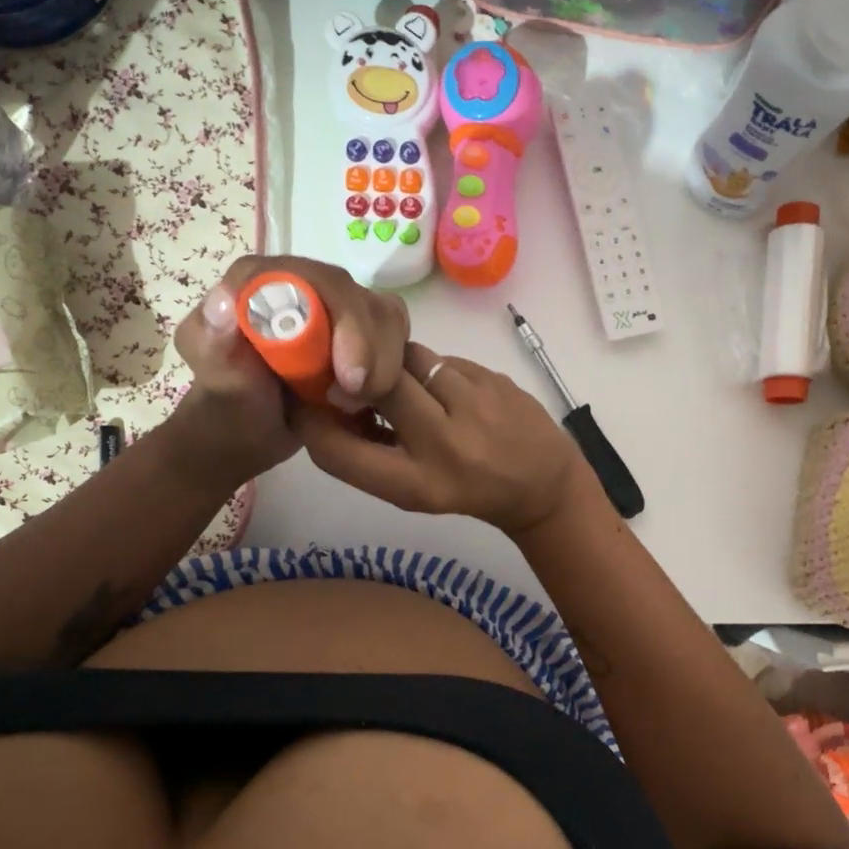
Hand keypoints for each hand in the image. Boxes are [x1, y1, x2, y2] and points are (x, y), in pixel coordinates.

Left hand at [173, 255, 412, 472]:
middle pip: (358, 297)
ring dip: (384, 363)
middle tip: (358, 394)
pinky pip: (396, 338)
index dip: (343, 318)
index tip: (349, 374)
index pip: (316, 279)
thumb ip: (214, 343)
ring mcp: (338, 309)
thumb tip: (223, 307)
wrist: (246, 431)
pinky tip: (372, 398)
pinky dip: (394, 368)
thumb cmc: (227, 403)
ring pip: (386, 317)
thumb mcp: (215, 377)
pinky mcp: (363, 333)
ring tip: (357, 403)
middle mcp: (306, 285)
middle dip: (369, 348)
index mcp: (264, 281)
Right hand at [293, 343, 593, 534]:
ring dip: (396, 365)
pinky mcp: (495, 380)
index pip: (338, 452)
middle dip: (359, 374)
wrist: (543, 484)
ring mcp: (475, 407)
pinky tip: (444, 387)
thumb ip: (368, 452)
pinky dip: (432, 368)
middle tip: (357, 376)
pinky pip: (444, 358)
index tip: (306, 404)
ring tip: (405, 383)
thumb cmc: (467, 491)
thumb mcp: (412, 490)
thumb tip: (324, 401)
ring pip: (410, 358)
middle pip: (375, 384)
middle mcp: (444, 446)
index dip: (310, 423)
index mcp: (416, 485)